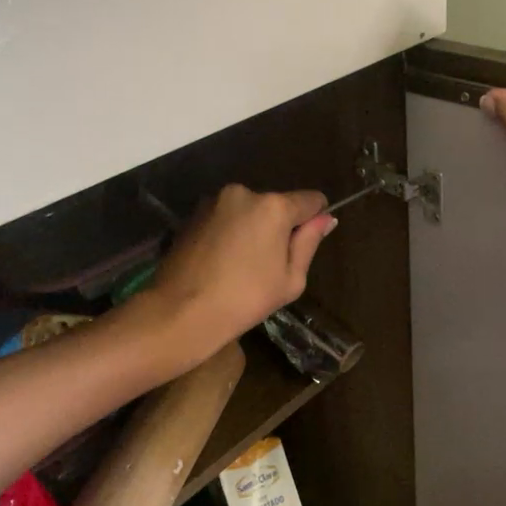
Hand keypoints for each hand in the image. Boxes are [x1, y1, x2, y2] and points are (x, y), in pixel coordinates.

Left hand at [148, 184, 335, 357]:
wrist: (181, 311)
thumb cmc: (245, 299)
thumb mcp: (290, 279)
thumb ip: (309, 242)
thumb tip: (325, 218)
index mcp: (273, 206)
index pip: (310, 200)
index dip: (315, 219)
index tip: (304, 245)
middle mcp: (244, 193)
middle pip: (276, 205)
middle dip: (279, 227)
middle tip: (270, 265)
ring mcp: (214, 201)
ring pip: (248, 211)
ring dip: (252, 229)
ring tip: (241, 266)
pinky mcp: (193, 214)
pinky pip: (224, 218)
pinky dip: (229, 233)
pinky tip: (221, 263)